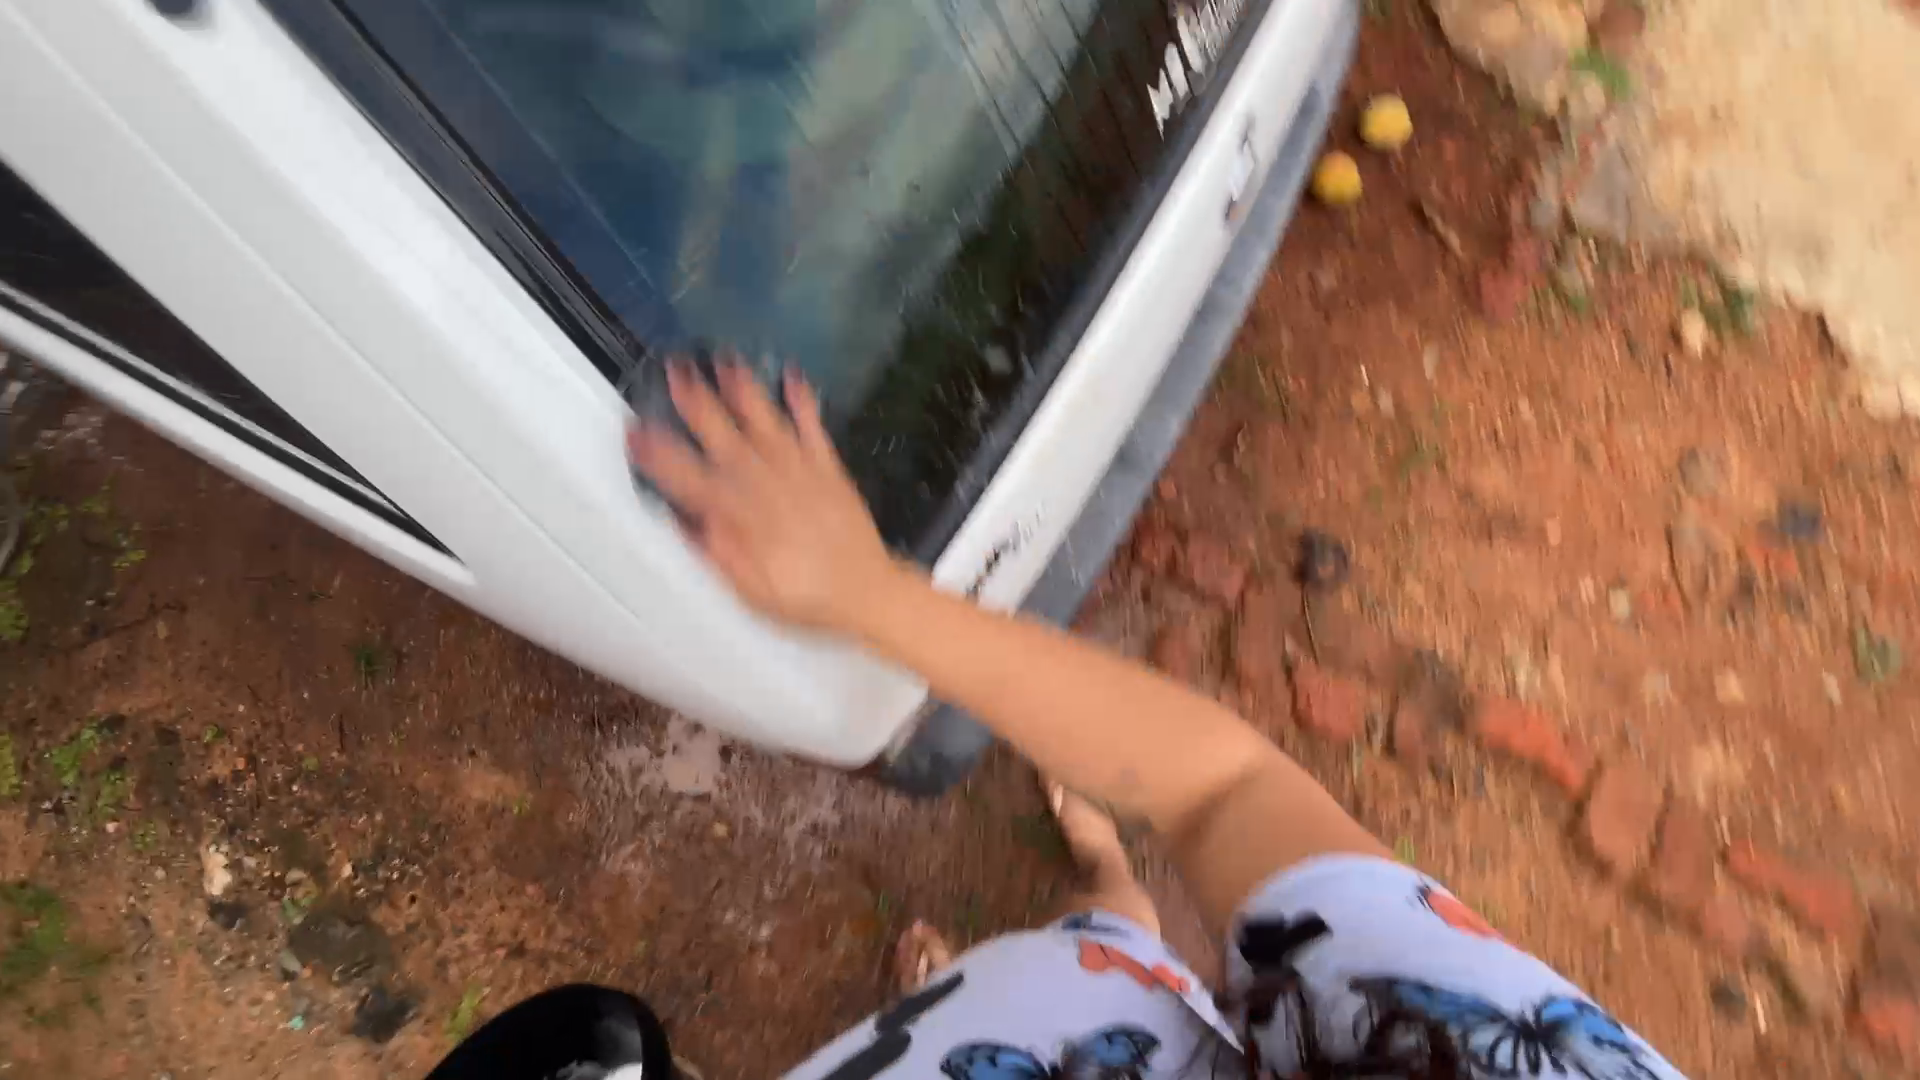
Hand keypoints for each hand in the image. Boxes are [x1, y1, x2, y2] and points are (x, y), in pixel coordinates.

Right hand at [627, 360, 906, 631]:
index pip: (693, 482)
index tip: (638, 433)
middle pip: (728, 441)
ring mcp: (803, 475)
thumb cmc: (809, 597)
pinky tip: (793, 378)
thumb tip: (685, 521)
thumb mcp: (751, 591)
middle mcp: (772, 490)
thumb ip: (717, 551)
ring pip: (768, 427)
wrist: (867, 592)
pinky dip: (804, 403)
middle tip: (677, 371)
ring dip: (745, 393)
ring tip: (727, 361)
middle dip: (699, 404)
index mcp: (746, 521)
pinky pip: (814, 431)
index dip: (662, 457)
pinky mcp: (830, 471)